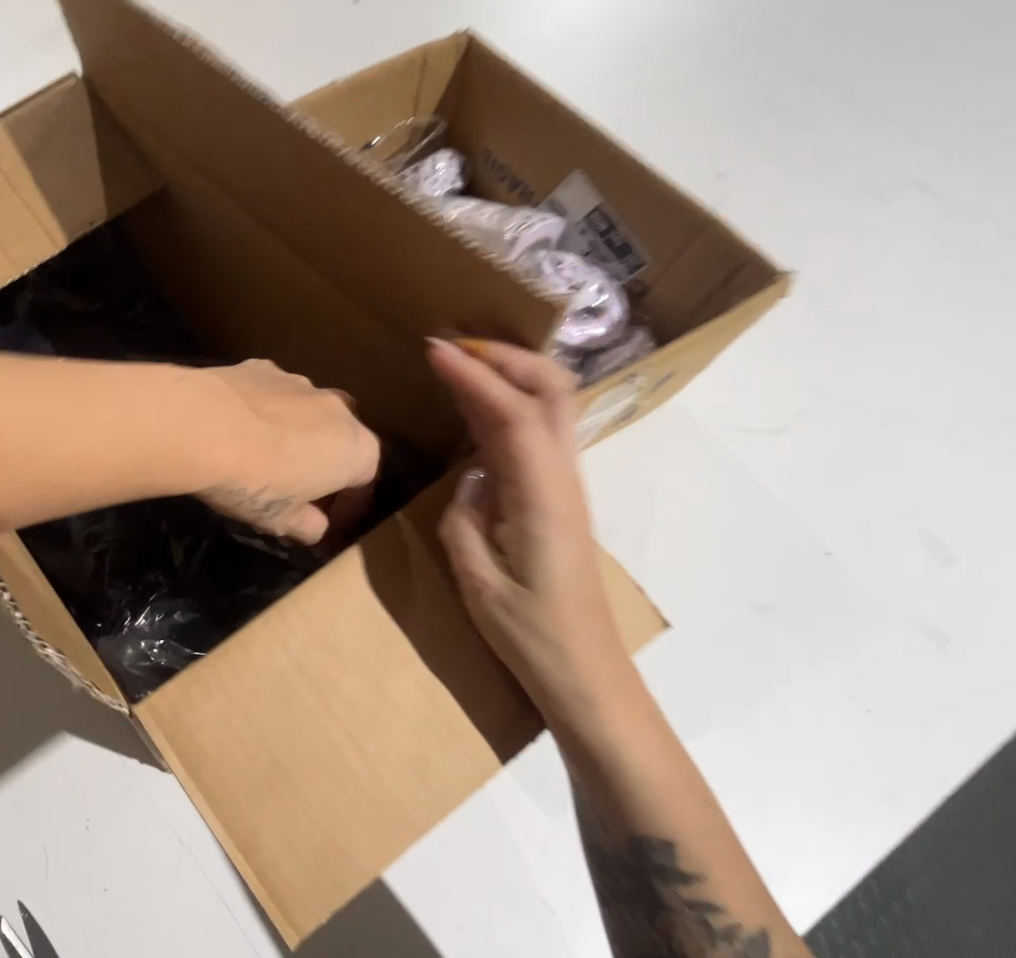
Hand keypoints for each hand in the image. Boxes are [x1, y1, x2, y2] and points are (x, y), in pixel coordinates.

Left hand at [195, 359, 380, 544]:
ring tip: (263, 455)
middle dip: (323, 462)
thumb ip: (307, 526)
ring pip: (306, 411)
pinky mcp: (261, 367)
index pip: (364, 482)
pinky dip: (263, 410)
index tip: (328, 522)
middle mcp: (337, 408)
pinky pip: (270, 394)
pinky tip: (236, 427)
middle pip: (338, 440)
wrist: (200, 426)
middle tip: (298, 488)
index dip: (347, 506)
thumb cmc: (253, 481)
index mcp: (356, 449)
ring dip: (294, 433)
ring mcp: (299, 381)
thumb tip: (315, 527)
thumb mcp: (281, 520)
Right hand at [427, 339, 633, 709]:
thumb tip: (469, 474)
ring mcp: (562, 482)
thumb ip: (465, 516)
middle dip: (504, 355)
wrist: (583, 670)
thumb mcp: (476, 579)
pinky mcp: (553, 492)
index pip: (514, 415)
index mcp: (542, 497)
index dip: (476, 376)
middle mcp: (561, 477)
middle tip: (448, 344)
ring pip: (548, 404)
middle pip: (552, 390)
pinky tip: (471, 402)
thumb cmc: (529, 633)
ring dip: (506, 372)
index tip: (433, 349)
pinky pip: (532, 430)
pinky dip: (503, 402)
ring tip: (455, 360)